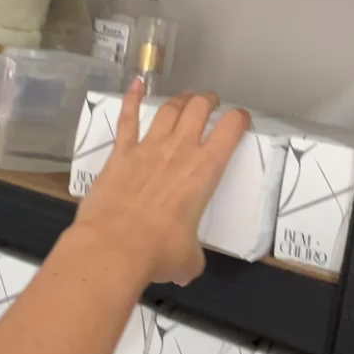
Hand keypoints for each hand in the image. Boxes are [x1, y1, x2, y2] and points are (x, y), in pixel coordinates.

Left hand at [66, 78, 250, 285]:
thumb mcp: (188, 259)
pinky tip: (135, 84)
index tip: (240, 119)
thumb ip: (191, 257)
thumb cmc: (159, 251)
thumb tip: (185, 269)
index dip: (239, 119)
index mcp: (205, 171)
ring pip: (169, 110)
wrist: (114, 246)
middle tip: (211, 103)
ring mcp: (148, 147)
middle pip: (199, 109)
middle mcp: (180, 150)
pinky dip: (132, 98)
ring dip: (180, 100)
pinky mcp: (120, 152)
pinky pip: (128, 119)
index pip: (231, 130)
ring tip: (186, 98)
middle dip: (208, 102)